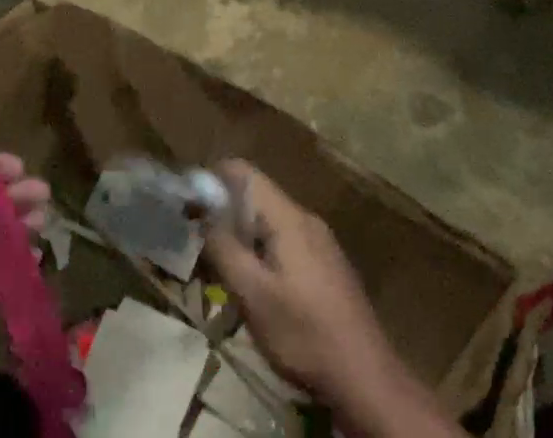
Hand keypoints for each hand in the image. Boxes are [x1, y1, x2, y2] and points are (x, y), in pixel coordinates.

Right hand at [203, 160, 458, 437]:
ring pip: (266, 222)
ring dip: (237, 237)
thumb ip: (222, 246)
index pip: (242, 171)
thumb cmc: (303, 333)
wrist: (367, 382)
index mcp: (289, 218)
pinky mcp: (324, 267)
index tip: (185, 205)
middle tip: (193, 241)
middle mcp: (306, 221)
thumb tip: (200, 212)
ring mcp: (320, 244)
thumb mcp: (251, 292)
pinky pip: (281, 242)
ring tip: (214, 266)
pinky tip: (249, 284)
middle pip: (253, 196)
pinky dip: (257, 252)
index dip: (209, 180)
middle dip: (220, 212)